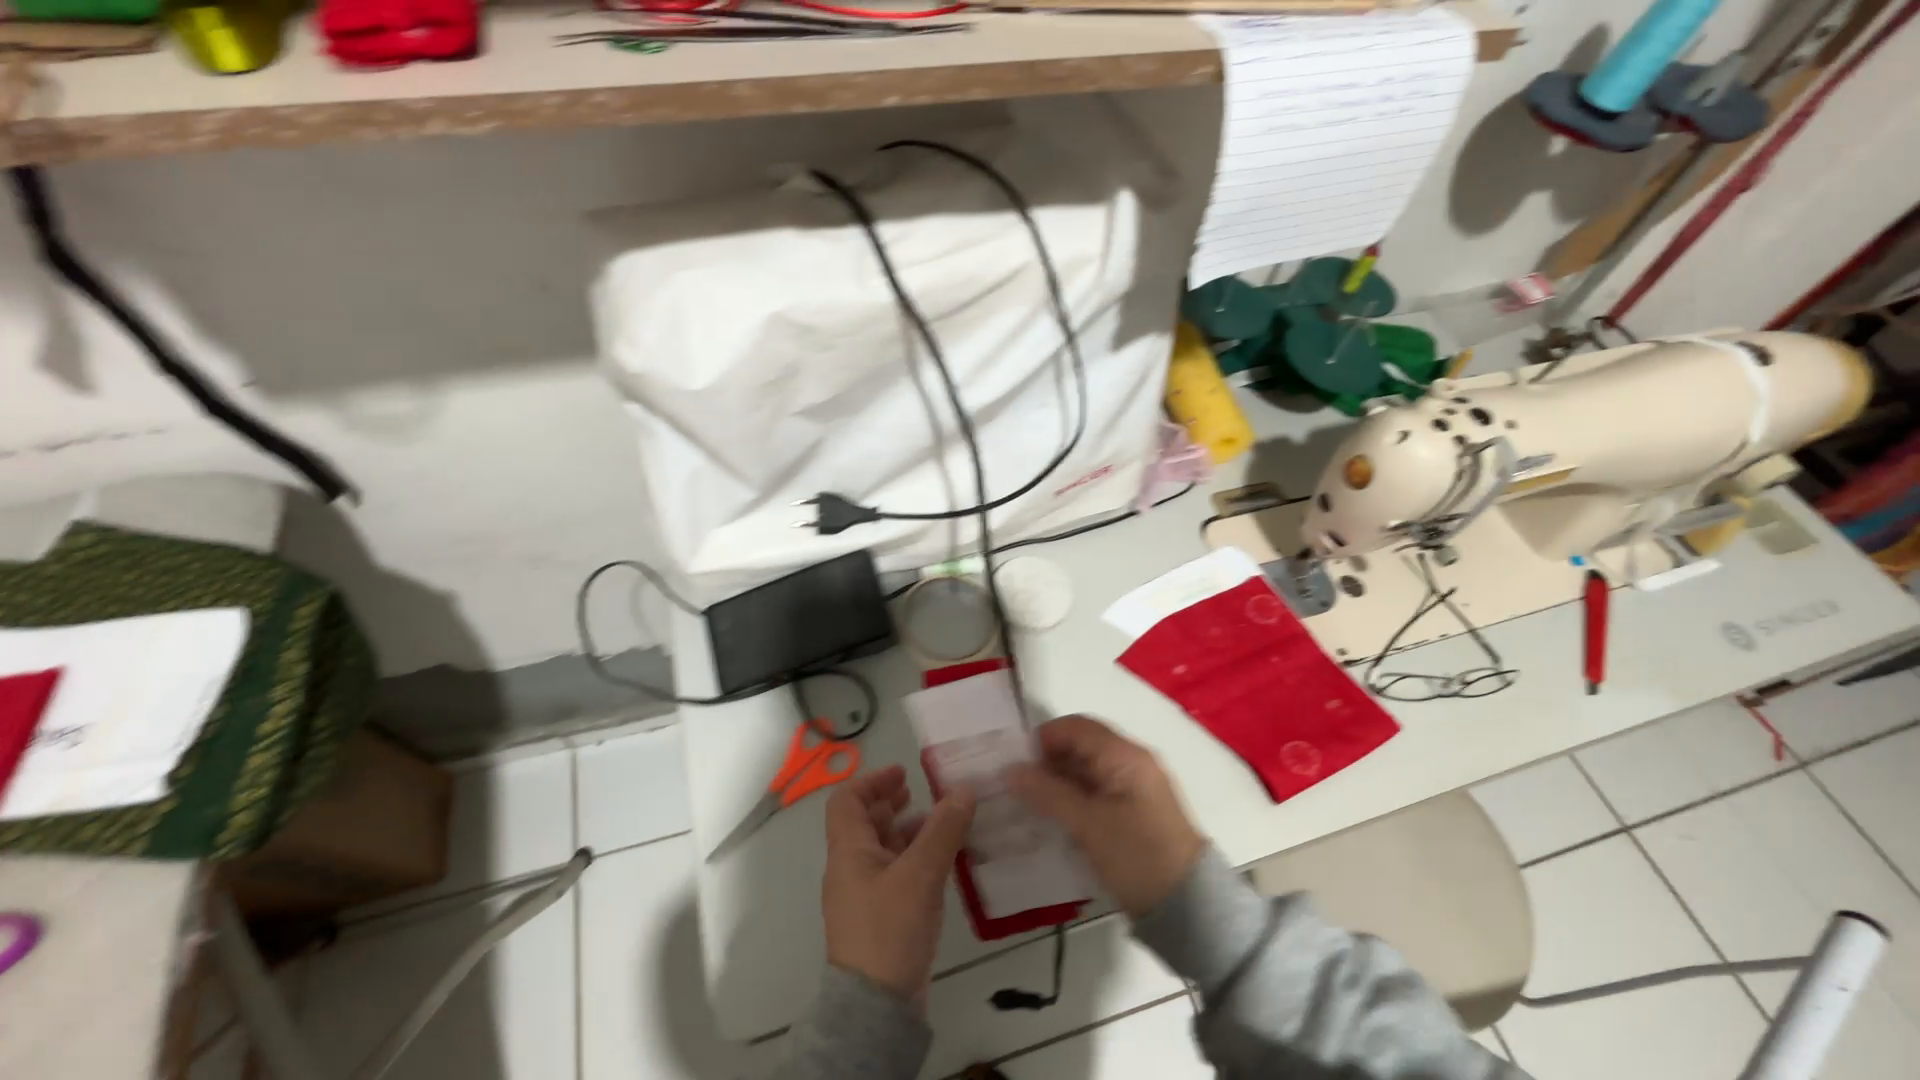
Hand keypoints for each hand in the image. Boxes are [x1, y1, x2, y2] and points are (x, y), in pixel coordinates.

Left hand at [822, 764, 975, 1006]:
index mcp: (848, 852)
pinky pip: (896, 874)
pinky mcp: (881, 918)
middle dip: (892, 803)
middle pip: (864, 823)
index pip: (847, 801)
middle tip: (923, 792)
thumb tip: (964, 789)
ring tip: (943, 825)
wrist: (877, 1005)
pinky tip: (944, 863)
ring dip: (909, 831)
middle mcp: (850, 869)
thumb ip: (943, 830)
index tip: (905, 773)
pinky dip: (916, 860)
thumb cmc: (890, 929)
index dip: (873, 781)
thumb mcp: (921, 874)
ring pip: (883, 849)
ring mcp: (864, 895)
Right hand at [1007, 715, 1204, 918]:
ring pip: (1085, 771)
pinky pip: (1094, 792)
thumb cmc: (1137, 857)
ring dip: (1057, 783)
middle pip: (1080, 746)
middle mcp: (1131, 762)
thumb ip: (1048, 793)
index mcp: (1125, 755)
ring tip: (1027, 805)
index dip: (1043, 740)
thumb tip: (1010, 770)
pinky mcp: (1131, 811)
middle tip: (1015, 788)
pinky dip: (1071, 800)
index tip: (1016, 766)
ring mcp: (1132, 787)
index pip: (1076, 727)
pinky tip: (1051, 819)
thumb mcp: (1088, 825)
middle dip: (1046, 763)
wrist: (1186, 905)